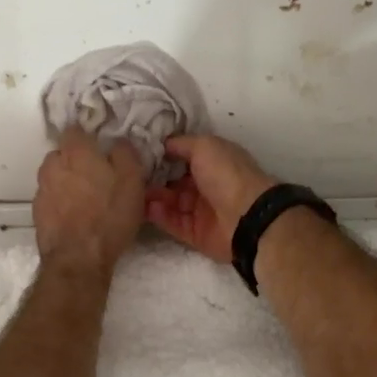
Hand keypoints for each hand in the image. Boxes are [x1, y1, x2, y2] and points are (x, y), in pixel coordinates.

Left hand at [33, 127, 145, 277]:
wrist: (78, 259)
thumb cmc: (109, 215)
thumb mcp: (132, 180)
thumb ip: (125, 153)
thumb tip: (118, 142)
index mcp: (75, 151)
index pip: (74, 129)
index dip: (87, 136)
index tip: (99, 146)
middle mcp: (53, 165)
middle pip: (62, 153)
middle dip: (75, 159)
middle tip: (96, 174)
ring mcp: (42, 189)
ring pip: (54, 176)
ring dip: (66, 181)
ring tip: (85, 198)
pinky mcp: (37, 213)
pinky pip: (50, 198)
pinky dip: (60, 203)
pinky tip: (75, 216)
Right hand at [144, 135, 277, 262]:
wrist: (246, 216)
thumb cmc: (226, 173)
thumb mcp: (204, 146)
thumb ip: (180, 144)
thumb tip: (161, 143)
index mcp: (212, 161)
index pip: (182, 156)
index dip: (162, 154)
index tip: (139, 151)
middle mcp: (206, 183)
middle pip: (173, 180)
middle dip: (153, 177)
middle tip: (130, 174)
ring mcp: (200, 210)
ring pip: (171, 202)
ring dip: (153, 196)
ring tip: (133, 192)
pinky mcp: (195, 233)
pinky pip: (173, 223)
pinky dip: (160, 215)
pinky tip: (146, 207)